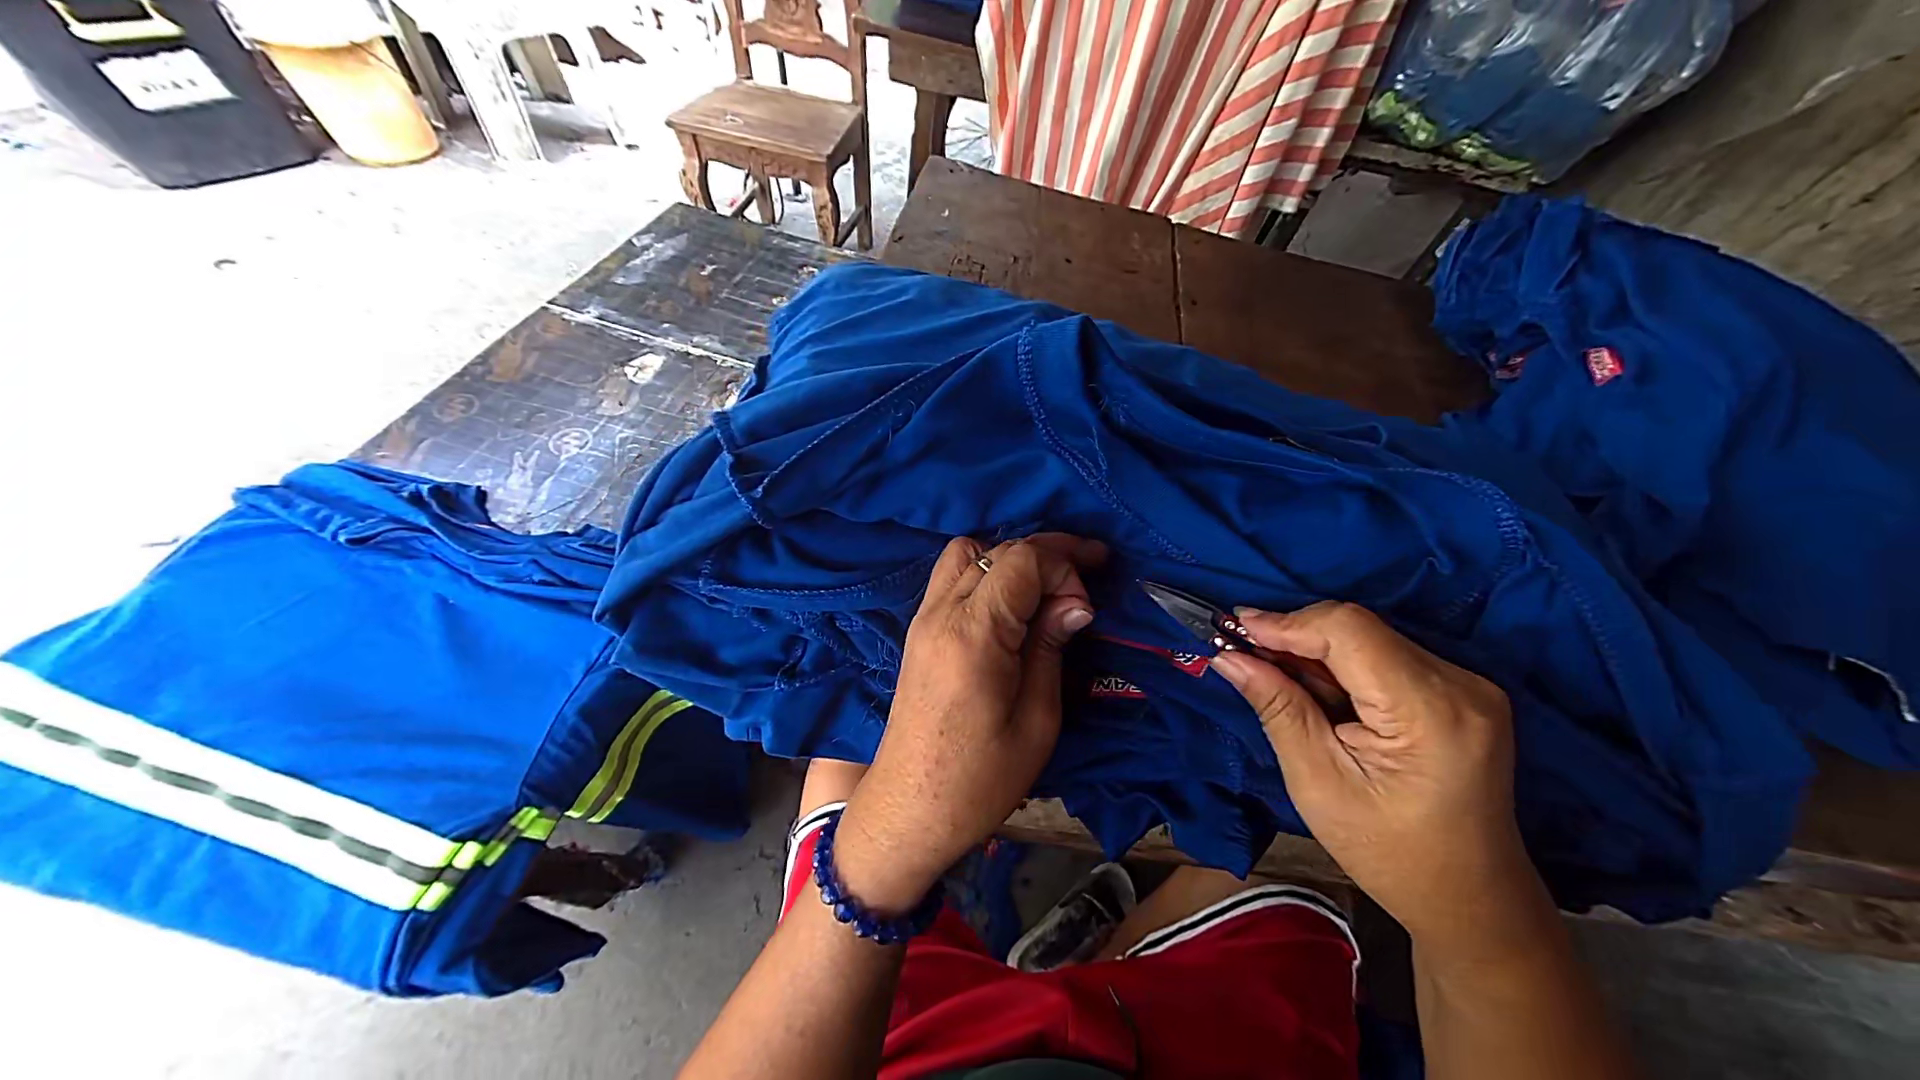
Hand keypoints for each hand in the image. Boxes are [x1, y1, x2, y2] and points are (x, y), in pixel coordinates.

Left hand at [834, 534, 1107, 913]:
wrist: (908, 809)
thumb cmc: (979, 779)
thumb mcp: (1036, 720)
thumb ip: (1050, 647)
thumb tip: (1075, 602)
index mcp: (974, 633)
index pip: (1021, 559)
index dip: (1064, 564)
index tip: (1089, 598)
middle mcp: (941, 613)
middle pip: (995, 550)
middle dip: (1046, 555)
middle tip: (1083, 584)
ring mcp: (922, 620)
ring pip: (966, 554)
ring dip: (1010, 560)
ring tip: (1046, 591)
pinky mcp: (917, 633)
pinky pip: (951, 578)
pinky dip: (986, 575)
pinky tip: (1011, 605)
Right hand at [1210, 602, 1531, 940]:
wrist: (1469, 896)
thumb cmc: (1388, 853)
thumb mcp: (1317, 783)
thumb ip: (1277, 708)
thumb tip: (1229, 656)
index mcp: (1431, 712)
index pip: (1350, 630)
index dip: (1288, 623)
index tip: (1235, 630)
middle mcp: (1461, 684)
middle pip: (1359, 628)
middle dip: (1295, 635)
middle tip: (1244, 653)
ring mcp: (1469, 683)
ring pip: (1368, 636)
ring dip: (1314, 648)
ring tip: (1274, 673)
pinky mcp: (1461, 688)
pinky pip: (1384, 652)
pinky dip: (1340, 660)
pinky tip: (1315, 685)